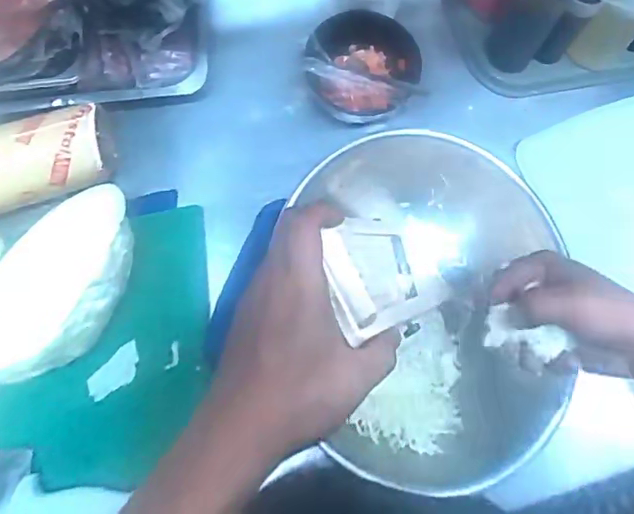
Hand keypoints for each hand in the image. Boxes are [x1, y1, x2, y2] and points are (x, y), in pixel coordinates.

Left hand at [209, 203, 399, 459]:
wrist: (239, 424)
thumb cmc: (299, 392)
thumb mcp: (354, 378)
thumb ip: (381, 351)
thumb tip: (394, 333)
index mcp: (296, 279)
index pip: (301, 221)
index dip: (322, 210)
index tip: (344, 219)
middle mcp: (269, 276)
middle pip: (284, 228)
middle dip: (311, 222)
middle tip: (341, 240)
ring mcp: (251, 294)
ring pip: (273, 251)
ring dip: (298, 248)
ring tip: (329, 272)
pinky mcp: (242, 313)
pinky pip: (267, 274)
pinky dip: (287, 271)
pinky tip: (305, 305)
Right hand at [490, 251, 633, 376]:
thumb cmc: (602, 312)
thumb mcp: (562, 303)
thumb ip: (526, 306)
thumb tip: (503, 316)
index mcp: (545, 266)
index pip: (508, 273)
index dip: (494, 290)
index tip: (482, 311)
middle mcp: (546, 286)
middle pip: (512, 301)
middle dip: (506, 322)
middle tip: (501, 339)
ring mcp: (555, 312)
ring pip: (524, 327)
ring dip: (525, 345)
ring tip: (531, 360)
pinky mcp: (564, 337)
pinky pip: (542, 346)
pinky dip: (546, 357)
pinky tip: (560, 364)